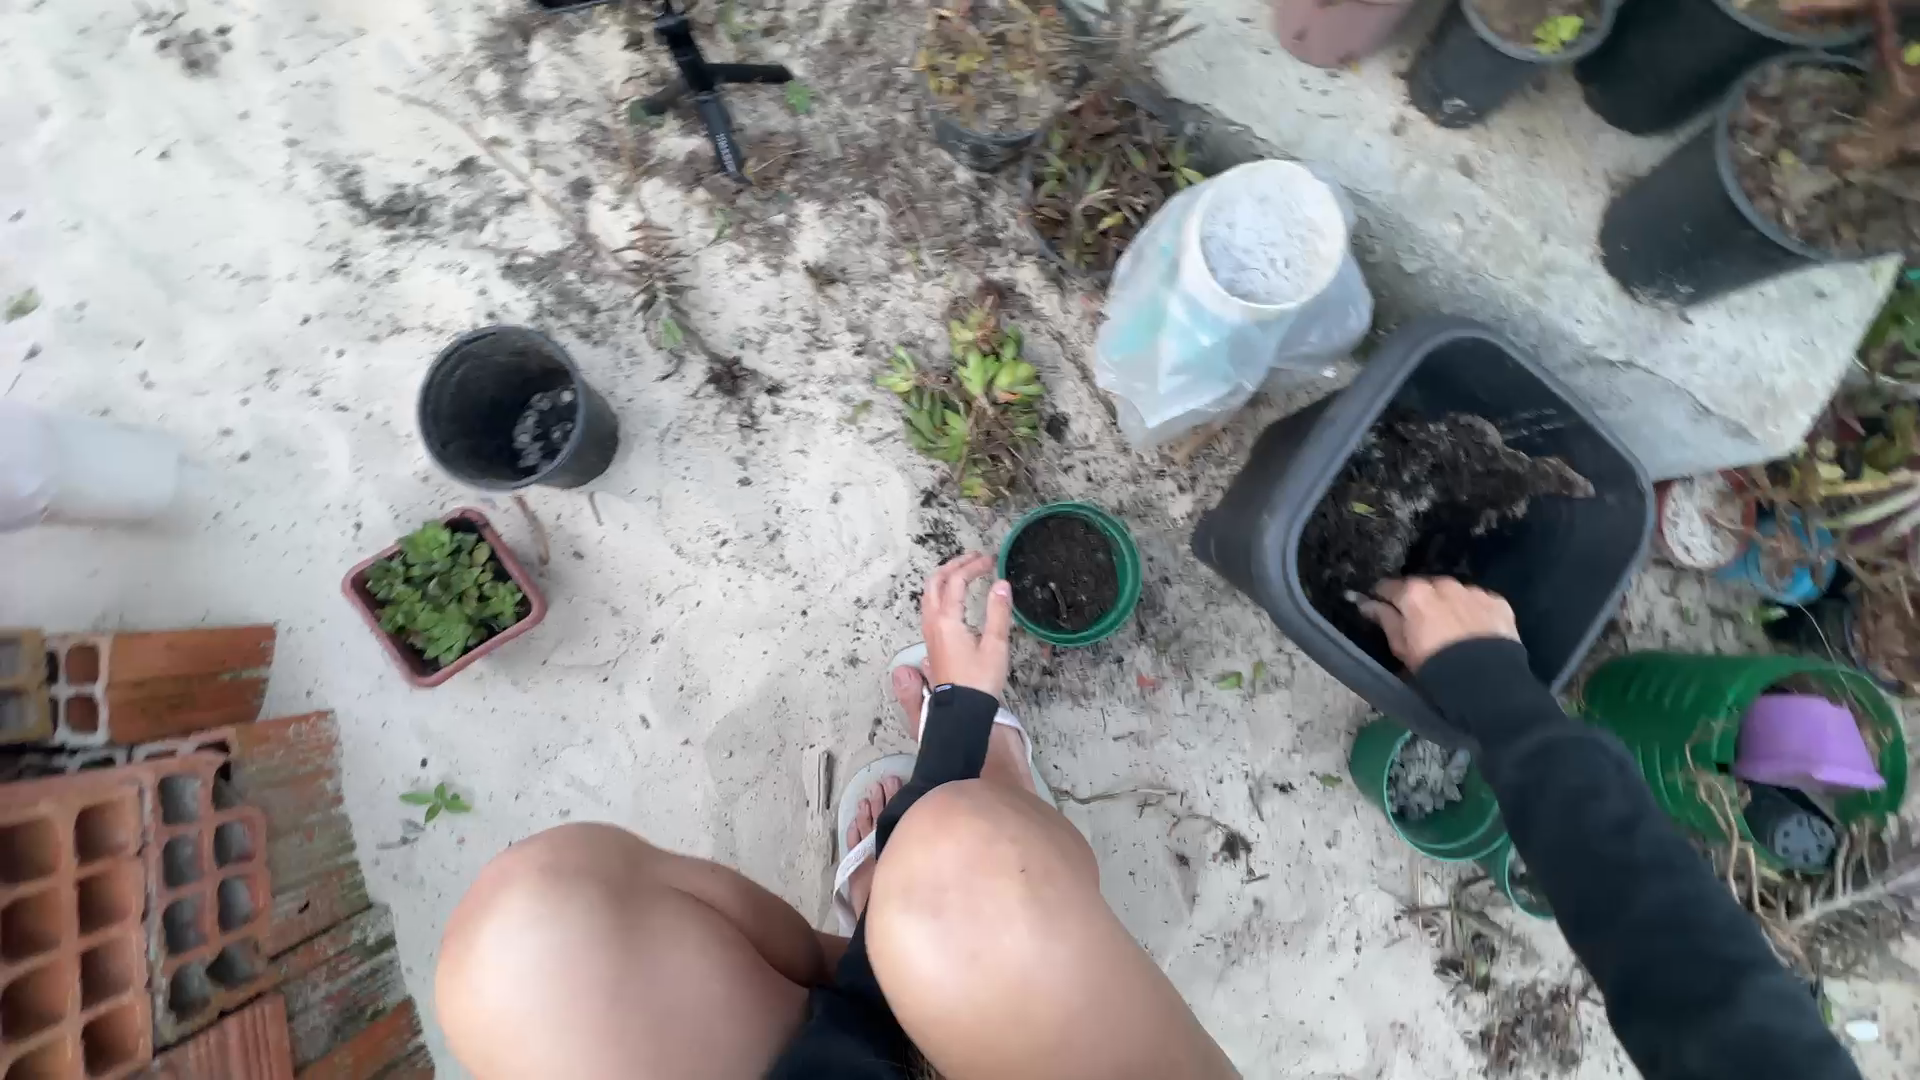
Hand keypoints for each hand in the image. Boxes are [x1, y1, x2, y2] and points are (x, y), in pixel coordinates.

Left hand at [920, 552, 1014, 699]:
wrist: (961, 711)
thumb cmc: (979, 682)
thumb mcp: (995, 646)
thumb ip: (998, 612)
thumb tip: (1001, 584)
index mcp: (947, 620)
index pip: (957, 581)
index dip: (973, 566)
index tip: (991, 561)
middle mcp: (933, 623)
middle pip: (935, 582)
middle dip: (953, 565)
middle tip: (973, 558)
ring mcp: (930, 633)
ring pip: (929, 595)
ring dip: (944, 578)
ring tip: (963, 571)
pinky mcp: (933, 643)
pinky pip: (931, 607)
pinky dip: (942, 593)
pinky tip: (954, 598)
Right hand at [1354, 577, 1518, 672]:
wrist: (1485, 679)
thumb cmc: (1433, 662)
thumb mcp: (1400, 645)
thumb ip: (1383, 618)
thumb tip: (1366, 603)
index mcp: (1413, 593)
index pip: (1388, 586)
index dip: (1383, 597)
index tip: (1382, 607)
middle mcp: (1442, 584)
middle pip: (1423, 586)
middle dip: (1418, 598)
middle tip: (1418, 619)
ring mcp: (1472, 591)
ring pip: (1451, 590)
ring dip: (1446, 601)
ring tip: (1448, 623)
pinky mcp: (1497, 601)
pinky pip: (1477, 600)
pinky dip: (1471, 608)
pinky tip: (1473, 626)